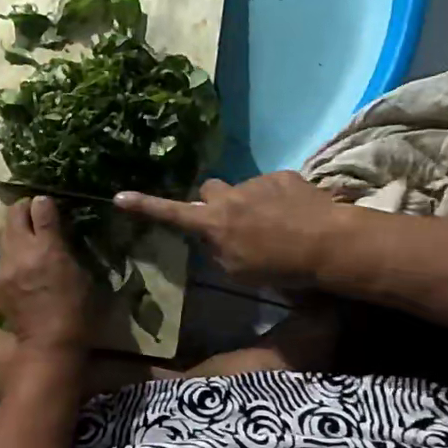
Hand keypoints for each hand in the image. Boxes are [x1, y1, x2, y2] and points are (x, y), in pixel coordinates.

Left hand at [0, 196, 93, 349]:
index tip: (49, 204)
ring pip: (4, 233)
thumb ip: (70, 249)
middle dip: (24, 207)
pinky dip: (12, 253)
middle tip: (35, 212)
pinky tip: (23, 262)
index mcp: (48, 248)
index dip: (45, 202)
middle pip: (14, 213)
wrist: (48, 346)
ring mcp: (5, 267)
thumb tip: (63, 233)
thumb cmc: (78, 312)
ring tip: (27, 234)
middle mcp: (22, 252)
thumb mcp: (85, 276)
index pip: (40, 208)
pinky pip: (3, 258)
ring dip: (15, 229)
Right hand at [115, 172, 340, 288]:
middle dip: (215, 201)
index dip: (144, 206)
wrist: (328, 245)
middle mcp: (229, 196)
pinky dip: (277, 199)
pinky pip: (270, 186)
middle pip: (209, 189)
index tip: (119, 198)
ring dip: (251, 203)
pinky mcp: (284, 176)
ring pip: (243, 190)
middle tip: (232, 222)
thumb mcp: (239, 272)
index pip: (171, 213)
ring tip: (277, 226)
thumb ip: (218, 251)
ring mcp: (257, 182)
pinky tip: (296, 215)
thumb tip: (213, 238)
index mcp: (213, 223)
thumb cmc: (279, 268)